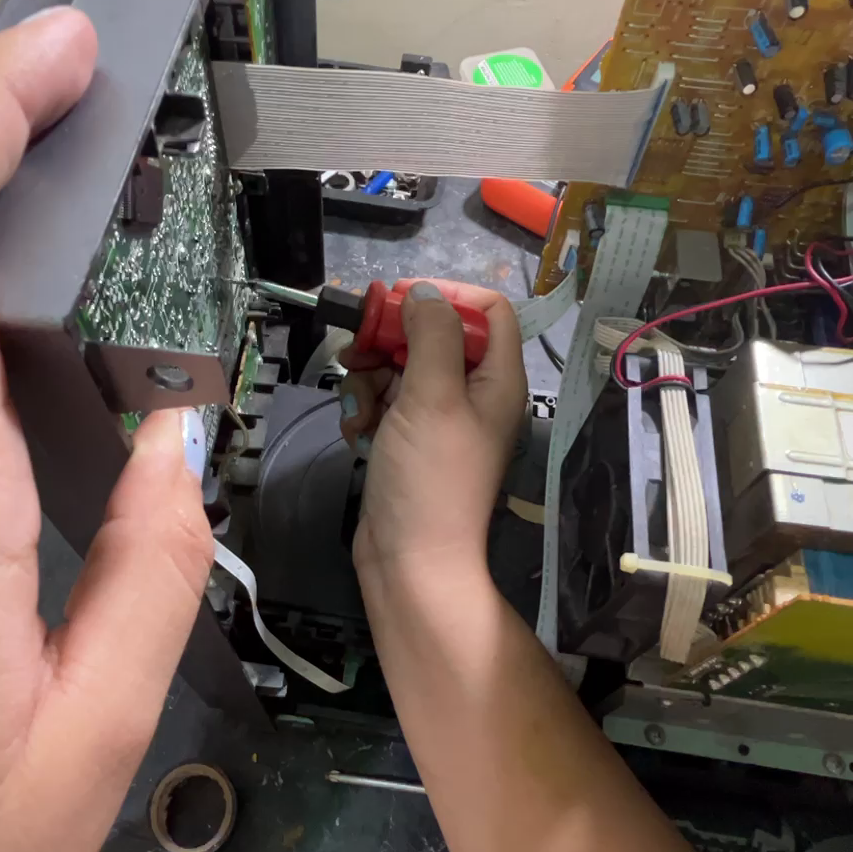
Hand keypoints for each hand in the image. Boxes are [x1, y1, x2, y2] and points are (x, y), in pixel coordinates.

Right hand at [338, 281, 526, 578]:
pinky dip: (366, 411)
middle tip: (355, 354)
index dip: (445, 297)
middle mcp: (472, 394)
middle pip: (433, 337)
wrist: (409, 559)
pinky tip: (356, 433)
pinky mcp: (408, 441)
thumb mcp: (433, 396)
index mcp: (497, 379)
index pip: (488, 310)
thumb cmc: (429, 477)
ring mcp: (438, 419)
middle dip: (389, 342)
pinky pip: (385, 403)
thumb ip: (432, 335)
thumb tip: (424, 292)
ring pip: (399, 369)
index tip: (397, 302)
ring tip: (358, 411)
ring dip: (369, 381)